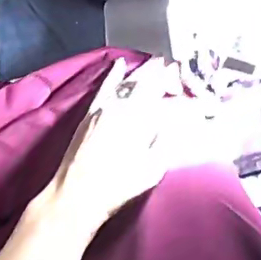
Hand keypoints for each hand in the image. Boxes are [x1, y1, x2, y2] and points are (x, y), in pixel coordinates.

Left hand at [26, 57, 200, 235]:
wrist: (76, 197)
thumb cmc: (118, 188)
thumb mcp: (153, 168)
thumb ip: (166, 140)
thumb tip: (177, 122)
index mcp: (143, 119)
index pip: (164, 93)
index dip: (175, 83)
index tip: (184, 81)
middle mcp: (125, 107)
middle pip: (148, 81)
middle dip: (162, 72)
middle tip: (173, 66)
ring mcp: (106, 107)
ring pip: (128, 81)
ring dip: (143, 71)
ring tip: (155, 62)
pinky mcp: (91, 112)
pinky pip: (105, 87)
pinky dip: (114, 74)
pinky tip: (119, 64)